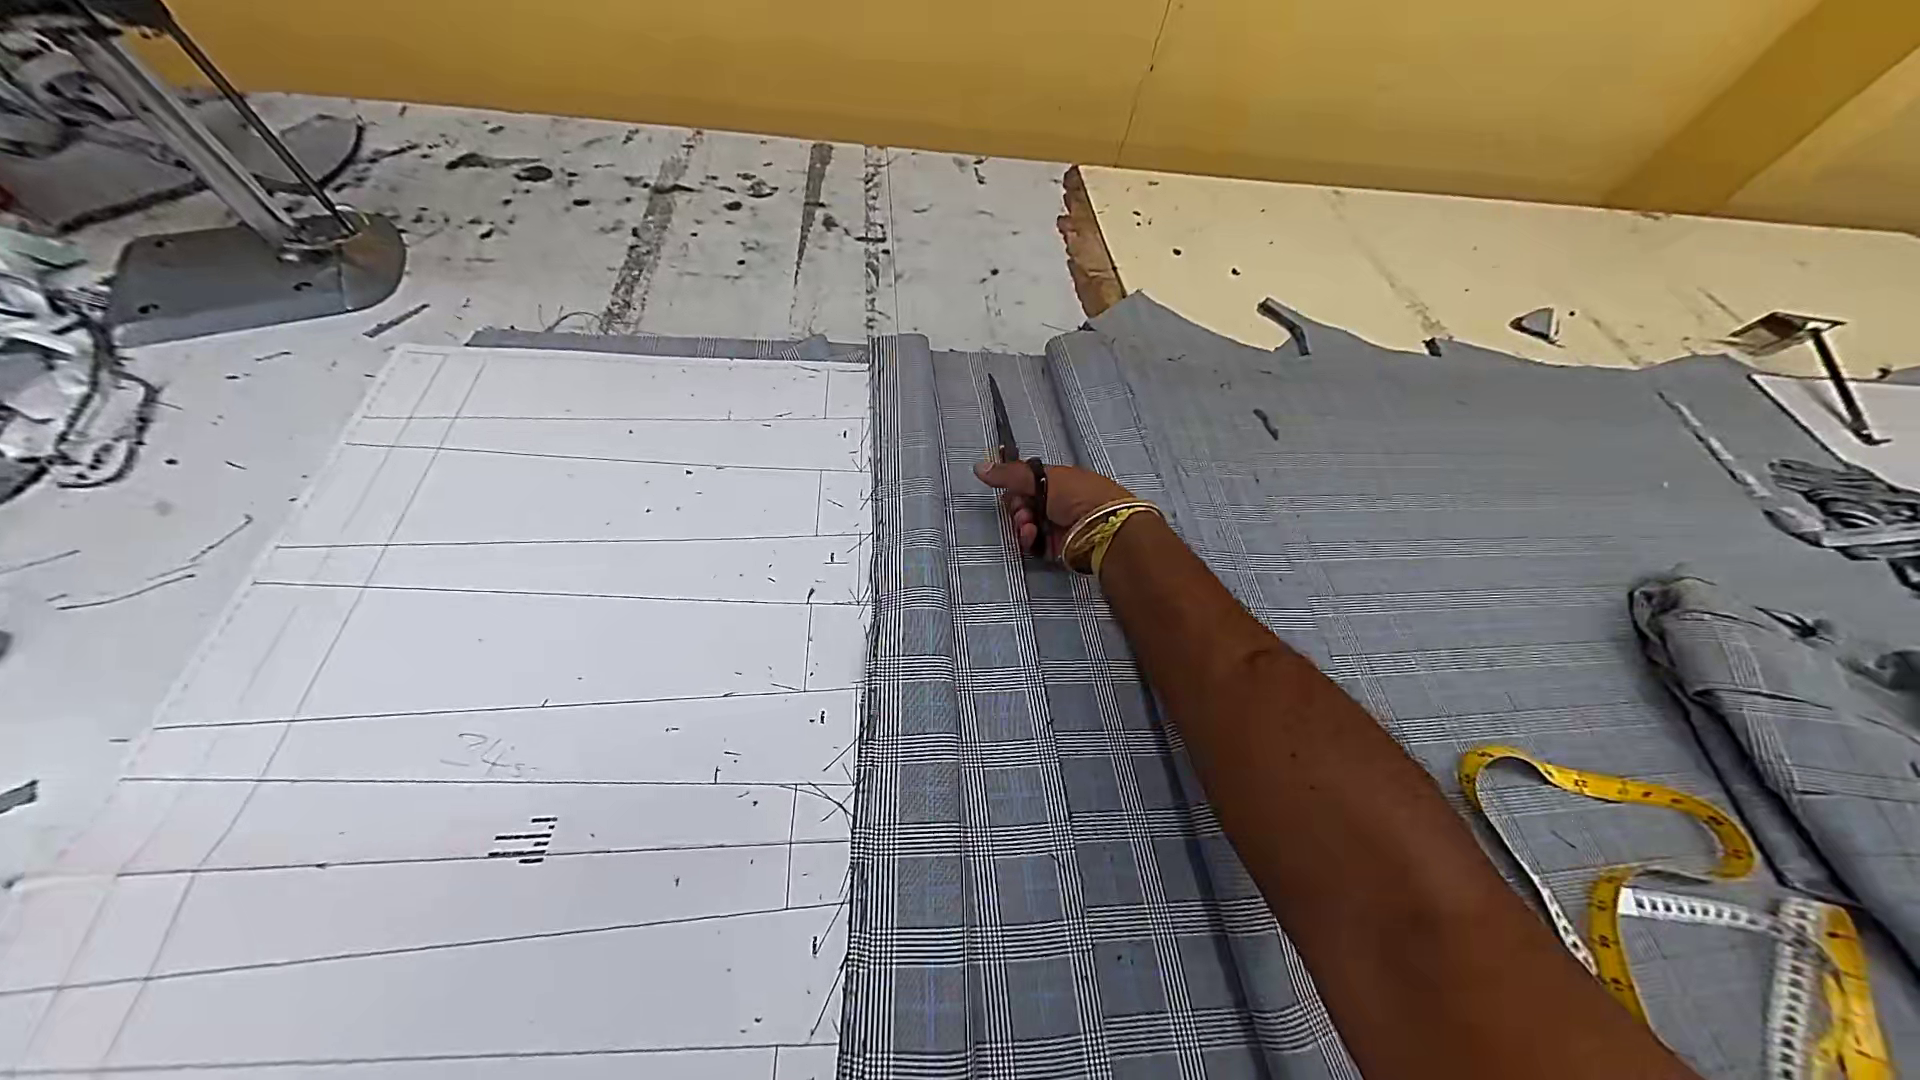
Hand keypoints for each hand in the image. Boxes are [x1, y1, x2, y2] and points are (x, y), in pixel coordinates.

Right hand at [973, 458, 1136, 560]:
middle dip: (1018, 510)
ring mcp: (1058, 526)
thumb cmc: (1077, 495)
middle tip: (1023, 513)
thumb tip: (979, 467)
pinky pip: (1035, 544)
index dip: (1016, 489)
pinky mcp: (1058, 546)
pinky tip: (1033, 538)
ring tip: (1029, 527)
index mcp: (1058, 481)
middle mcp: (1058, 502)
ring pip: (1027, 526)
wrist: (1104, 527)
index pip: (1027, 484)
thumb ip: (1009, 474)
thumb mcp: (1042, 477)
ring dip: (1023, 526)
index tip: (1012, 492)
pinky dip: (1030, 541)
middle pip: (1024, 506)